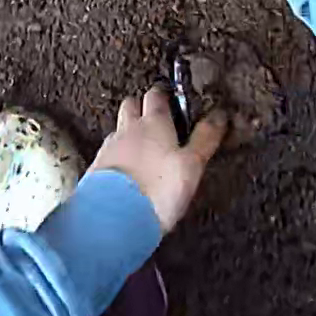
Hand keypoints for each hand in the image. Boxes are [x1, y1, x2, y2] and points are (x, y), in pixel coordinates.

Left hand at [88, 86, 226, 231]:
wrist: (112, 221)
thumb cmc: (156, 190)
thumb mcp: (191, 165)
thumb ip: (205, 138)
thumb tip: (220, 116)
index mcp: (154, 122)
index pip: (157, 94)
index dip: (164, 95)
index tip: (172, 98)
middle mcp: (129, 129)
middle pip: (132, 104)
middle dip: (141, 106)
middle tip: (153, 117)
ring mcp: (109, 148)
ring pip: (118, 128)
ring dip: (127, 132)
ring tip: (140, 148)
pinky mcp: (95, 170)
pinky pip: (107, 154)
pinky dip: (116, 157)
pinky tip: (124, 173)